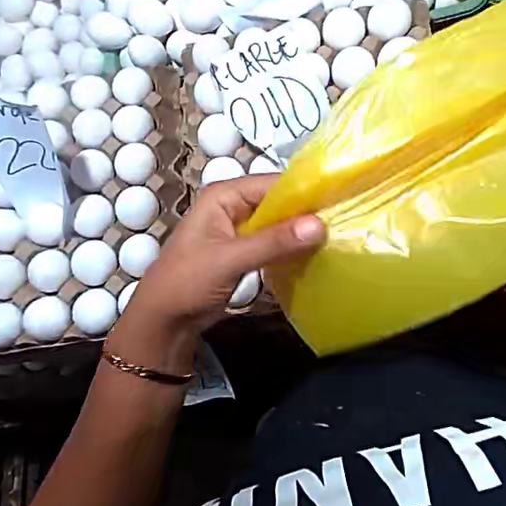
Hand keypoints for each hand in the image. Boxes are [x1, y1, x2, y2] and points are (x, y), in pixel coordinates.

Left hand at [117, 176, 323, 355]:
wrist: (162, 322)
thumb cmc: (187, 282)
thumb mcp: (230, 259)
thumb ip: (274, 242)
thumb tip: (319, 224)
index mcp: (224, 195)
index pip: (273, 183)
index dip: (305, 191)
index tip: (339, 200)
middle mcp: (232, 205)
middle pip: (278, 202)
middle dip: (306, 212)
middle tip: (343, 221)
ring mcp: (238, 229)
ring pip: (278, 223)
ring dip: (300, 232)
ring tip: (336, 236)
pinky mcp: (243, 251)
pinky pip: (273, 242)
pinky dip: (290, 247)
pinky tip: (313, 254)